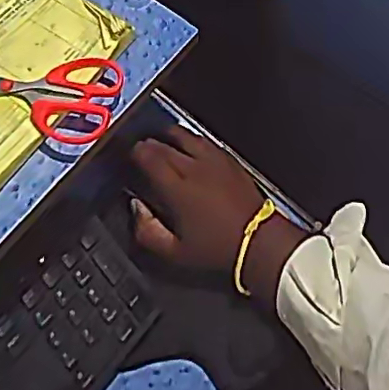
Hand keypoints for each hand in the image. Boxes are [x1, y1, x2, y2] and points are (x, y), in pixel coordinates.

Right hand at [129, 127, 303, 295]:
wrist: (258, 240)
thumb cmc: (217, 249)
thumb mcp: (176, 253)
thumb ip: (148, 231)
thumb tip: (136, 208)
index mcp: (177, 189)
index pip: (150, 158)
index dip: (136, 153)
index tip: (131, 155)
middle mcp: (193, 168)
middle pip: (164, 145)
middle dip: (149, 144)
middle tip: (142, 148)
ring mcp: (213, 160)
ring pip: (184, 136)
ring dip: (169, 136)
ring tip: (162, 139)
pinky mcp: (228, 159)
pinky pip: (204, 140)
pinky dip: (191, 139)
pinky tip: (189, 144)